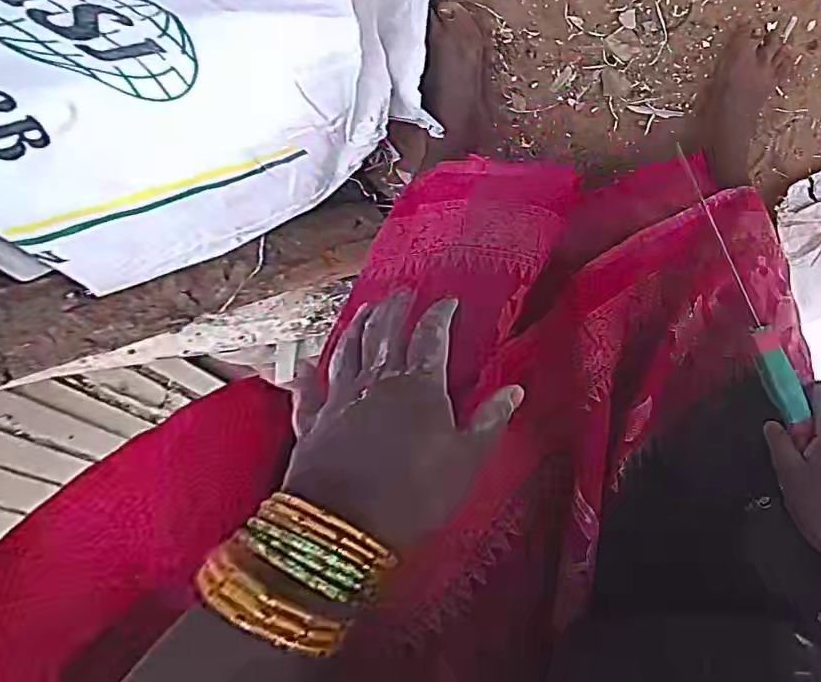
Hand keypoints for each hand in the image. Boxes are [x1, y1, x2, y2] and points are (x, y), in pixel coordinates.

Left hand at [282, 291, 521, 548]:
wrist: (342, 529)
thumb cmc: (415, 493)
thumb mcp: (466, 459)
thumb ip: (490, 420)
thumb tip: (515, 389)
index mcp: (420, 384)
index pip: (432, 336)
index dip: (440, 315)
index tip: (448, 301)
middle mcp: (379, 381)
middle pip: (385, 332)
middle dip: (394, 308)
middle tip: (401, 291)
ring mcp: (341, 400)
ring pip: (348, 351)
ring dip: (356, 326)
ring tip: (363, 308)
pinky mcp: (312, 425)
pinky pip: (308, 393)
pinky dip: (307, 376)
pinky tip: (305, 363)